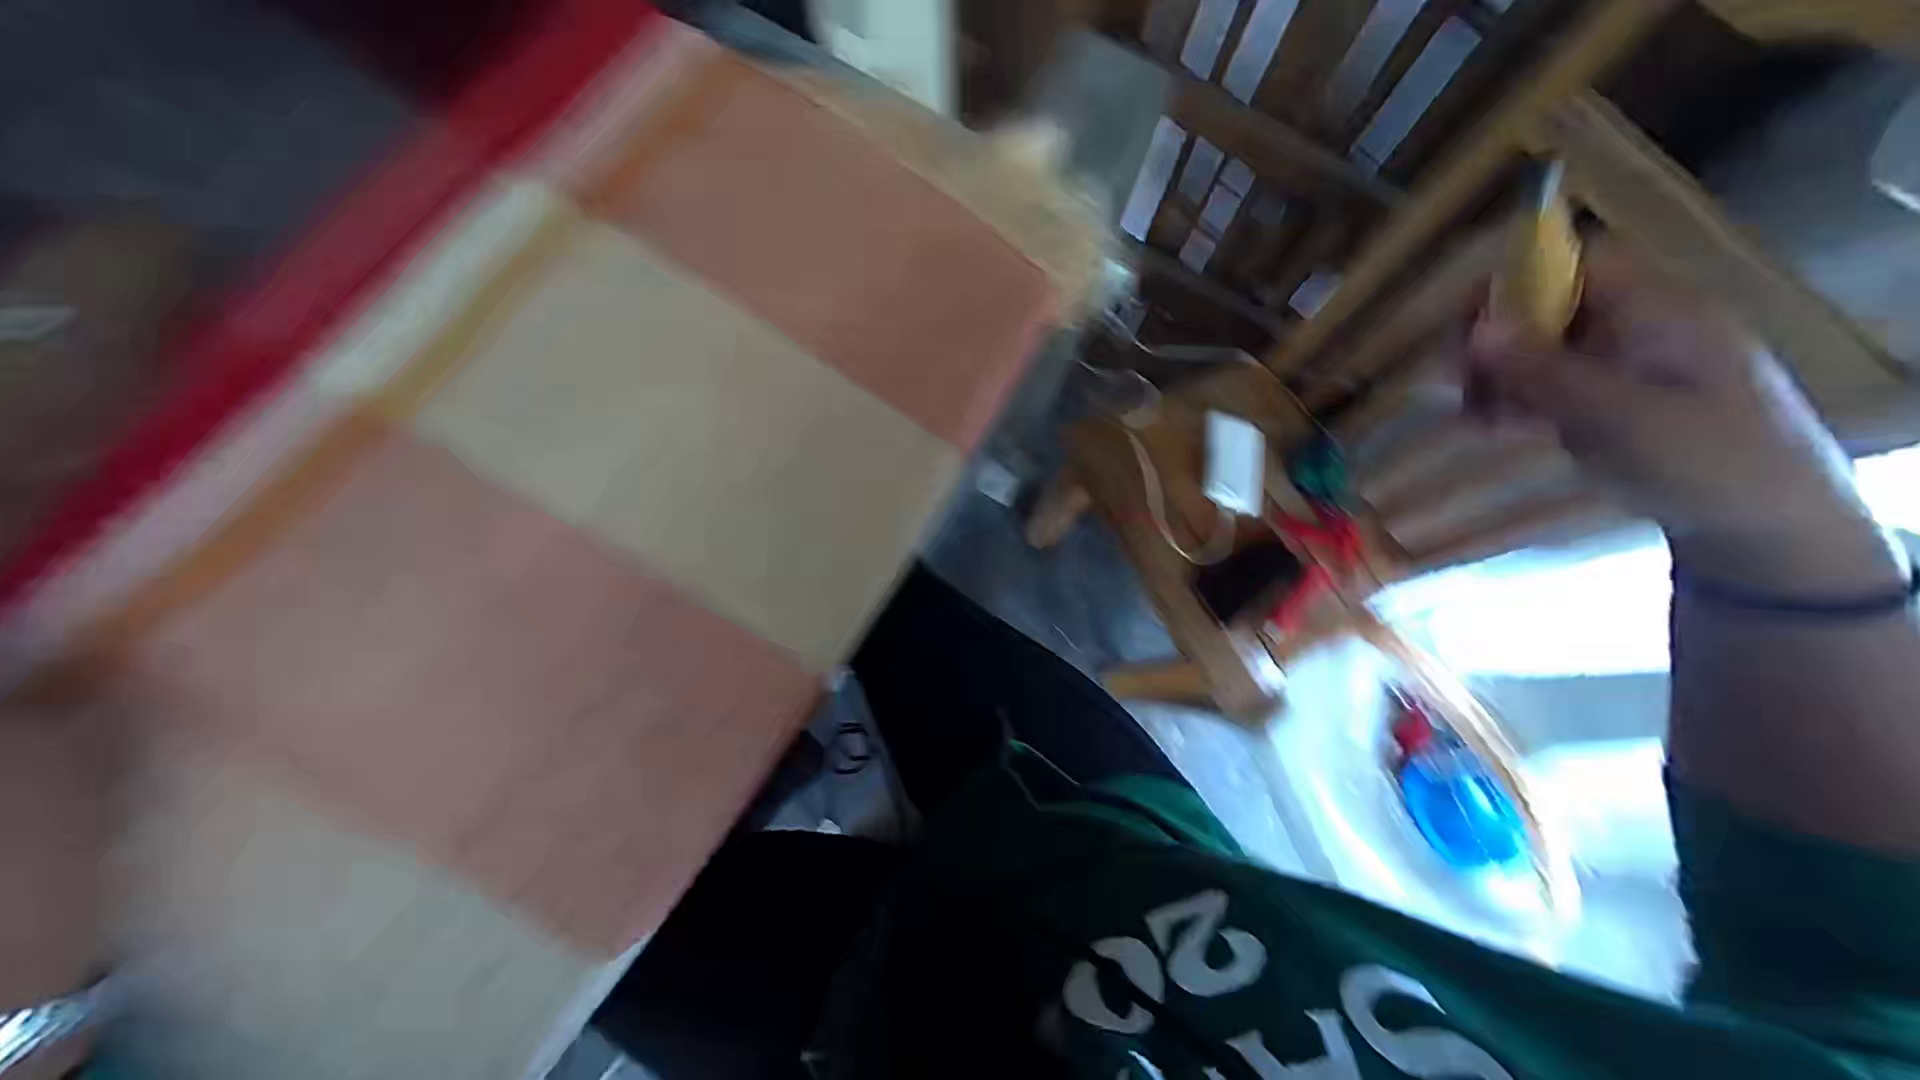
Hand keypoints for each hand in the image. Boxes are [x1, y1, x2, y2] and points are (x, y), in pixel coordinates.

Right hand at [1463, 238, 1903, 592]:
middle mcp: (1637, 329)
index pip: (1579, 262)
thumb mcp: (1615, 414)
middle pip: (1549, 307)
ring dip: (1496, 377)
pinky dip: (1514, 402)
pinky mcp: (1609, 404)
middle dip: (1494, 339)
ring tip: (1471, 416)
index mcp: (1657, 311)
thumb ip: (1543, 371)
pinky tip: (1489, 428)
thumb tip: (1476, 329)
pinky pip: (1549, 388)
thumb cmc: (1701, 458)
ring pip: (1540, 351)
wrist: (1758, 524)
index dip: (1518, 279)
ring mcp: (1622, 368)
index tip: (1464, 323)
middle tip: (1456, 381)